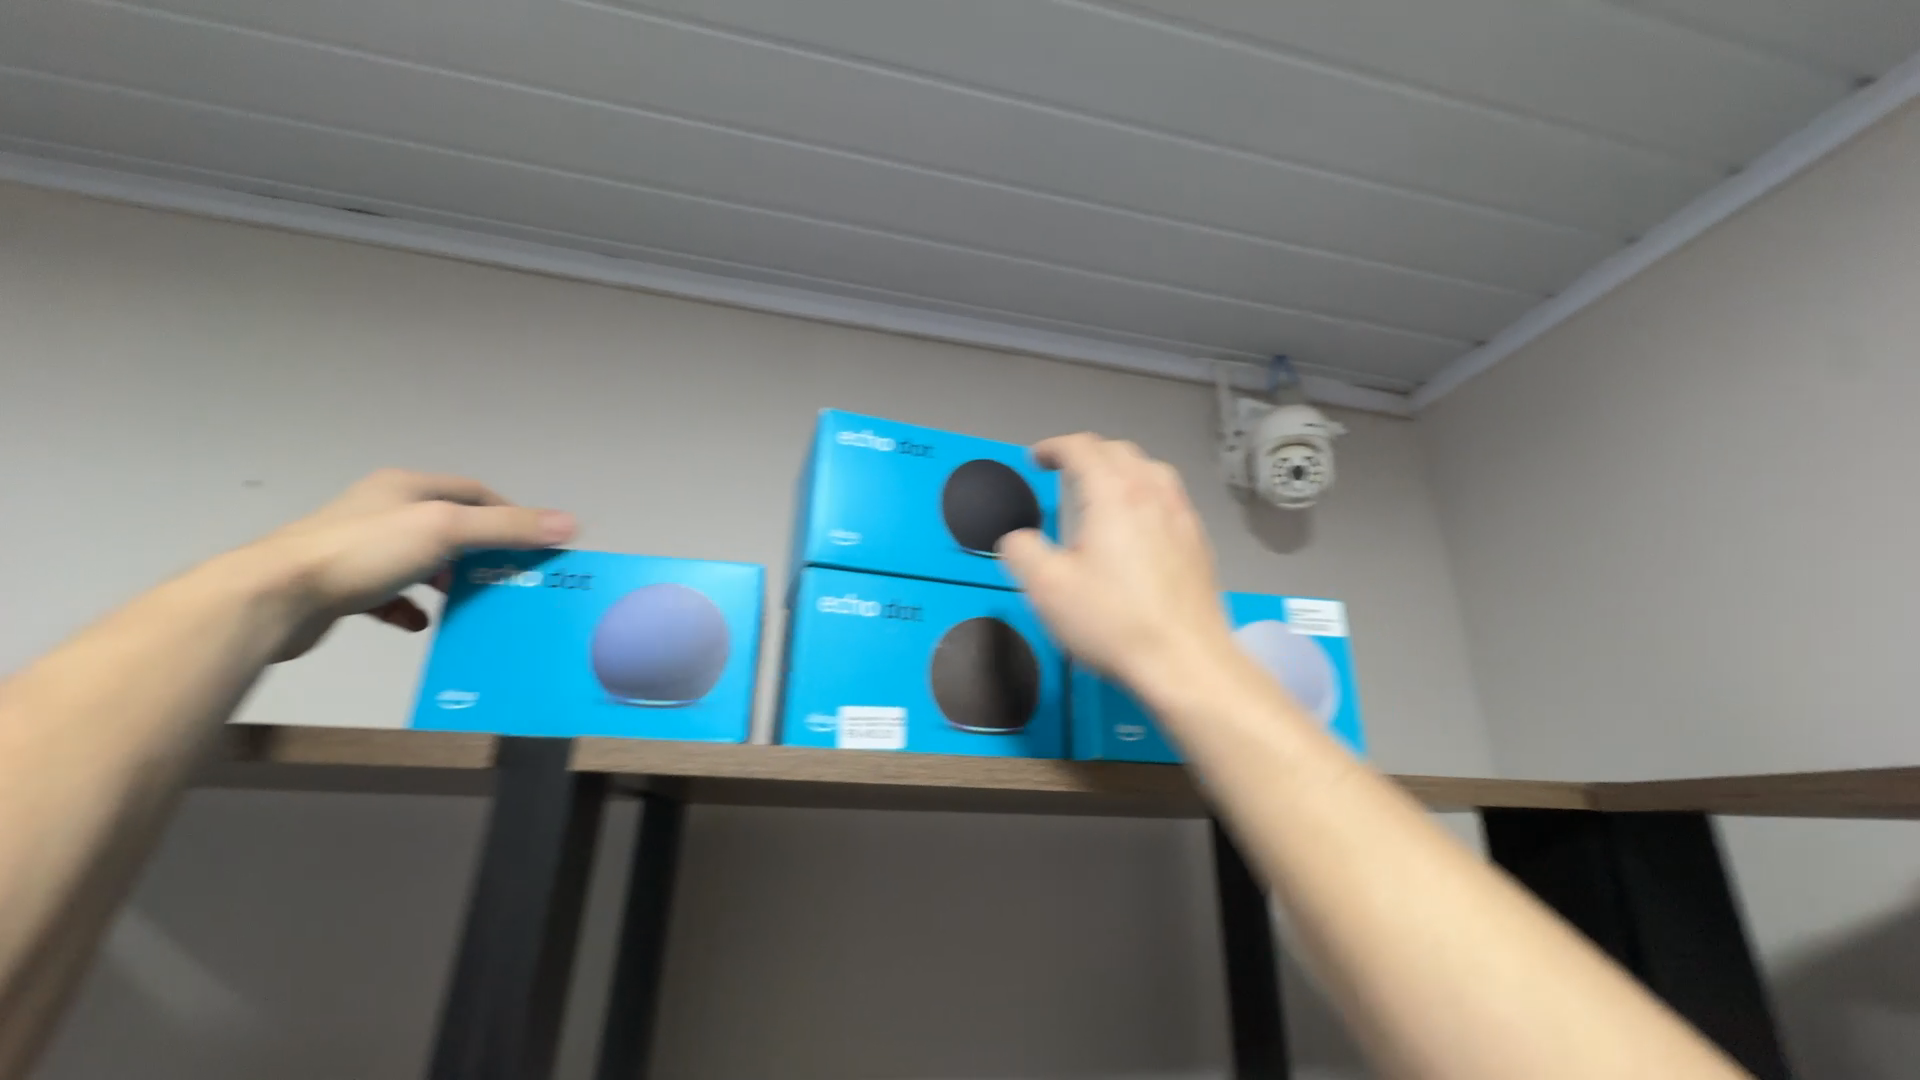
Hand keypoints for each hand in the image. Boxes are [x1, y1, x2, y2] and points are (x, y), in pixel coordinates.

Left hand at [242, 469, 576, 660]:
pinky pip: (389, 593)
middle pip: (447, 526)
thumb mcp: (447, 530)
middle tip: (507, 576)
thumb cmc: (367, 552)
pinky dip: (411, 607)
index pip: (473, 492)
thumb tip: (570, 523)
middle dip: (480, 550)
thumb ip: (508, 527)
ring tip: (468, 600)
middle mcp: (381, 510)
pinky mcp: (340, 584)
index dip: (509, 514)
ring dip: (446, 579)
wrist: (275, 596)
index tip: (534, 544)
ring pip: (419, 560)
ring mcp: (358, 547)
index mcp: (406, 488)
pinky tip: (422, 623)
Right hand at [997, 434, 1232, 684]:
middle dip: (1086, 452)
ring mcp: (1182, 516)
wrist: (1185, 660)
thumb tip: (1017, 538)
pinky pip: (1169, 497)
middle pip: (1119, 451)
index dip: (1054, 447)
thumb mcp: (1047, 588)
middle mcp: (1152, 493)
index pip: (1082, 448)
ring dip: (1120, 468)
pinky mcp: (1198, 542)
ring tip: (1102, 487)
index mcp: (1113, 494)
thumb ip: (1022, 551)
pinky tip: (1138, 522)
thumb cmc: (1113, 621)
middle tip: (1063, 468)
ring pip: (1151, 470)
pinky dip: (1145, 492)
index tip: (1036, 458)